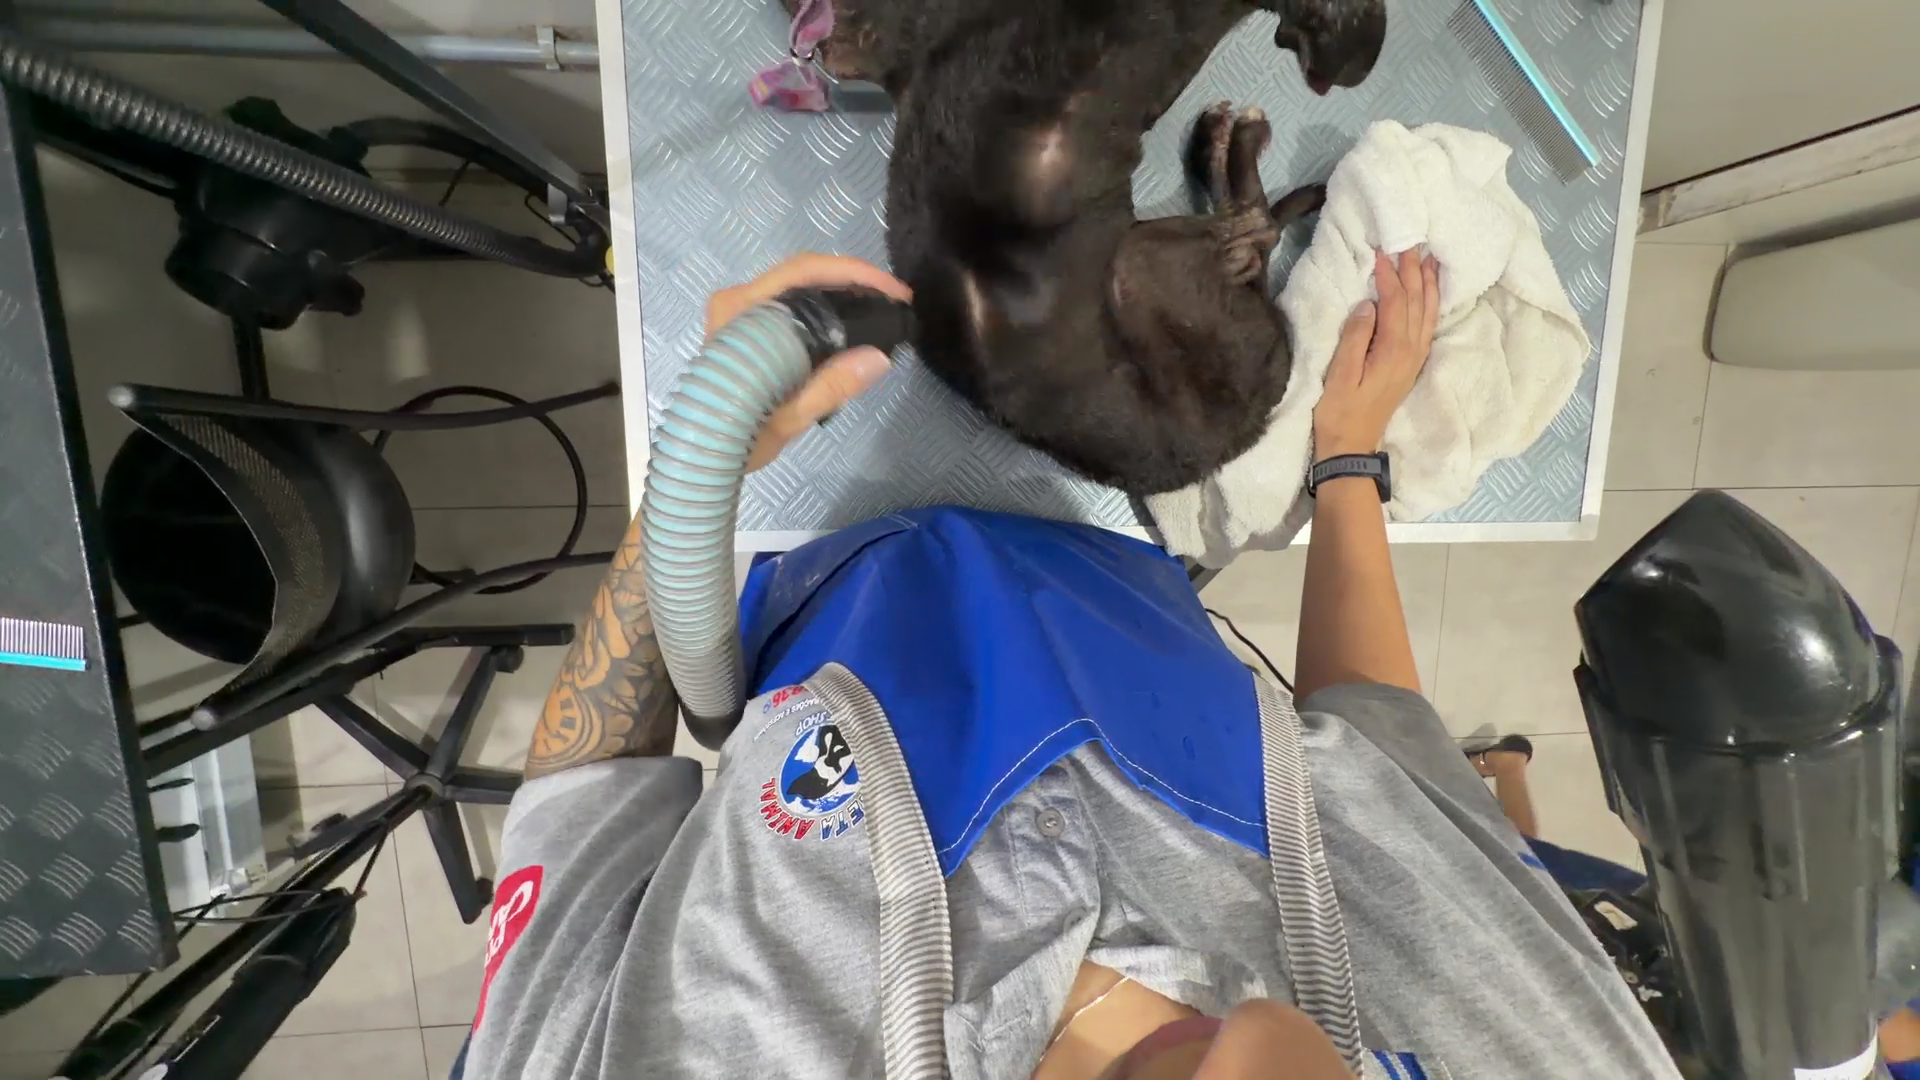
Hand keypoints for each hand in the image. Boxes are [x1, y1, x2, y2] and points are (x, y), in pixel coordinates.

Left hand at [704, 254, 912, 470]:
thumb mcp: (788, 417)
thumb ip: (831, 387)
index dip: (853, 274)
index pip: (803, 273)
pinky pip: (796, 308)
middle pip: (805, 275)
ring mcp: (744, 314)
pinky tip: (854, 324)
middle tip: (897, 299)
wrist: (706, 457)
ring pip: (803, 289)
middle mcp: (740, 302)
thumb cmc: (739, 438)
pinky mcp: (752, 329)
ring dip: (845, 295)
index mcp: (741, 311)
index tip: (893, 291)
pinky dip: (829, 310)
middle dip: (855, 282)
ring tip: (883, 309)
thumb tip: (880, 359)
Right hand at [1312, 249, 1438, 459]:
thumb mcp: (1338, 376)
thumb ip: (1354, 338)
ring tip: (1427, 258)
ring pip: (1428, 311)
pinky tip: (1428, 292)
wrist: (1351, 445)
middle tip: (1410, 243)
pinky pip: (1427, 324)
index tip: (1381, 253)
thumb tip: (1367, 306)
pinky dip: (1430, 302)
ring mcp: (1415, 357)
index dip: (1389, 276)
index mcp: (1393, 350)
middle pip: (1418, 302)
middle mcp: (1411, 350)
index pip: (1396, 303)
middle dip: (1414, 271)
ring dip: (1428, 283)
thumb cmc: (1338, 412)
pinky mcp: (1411, 364)